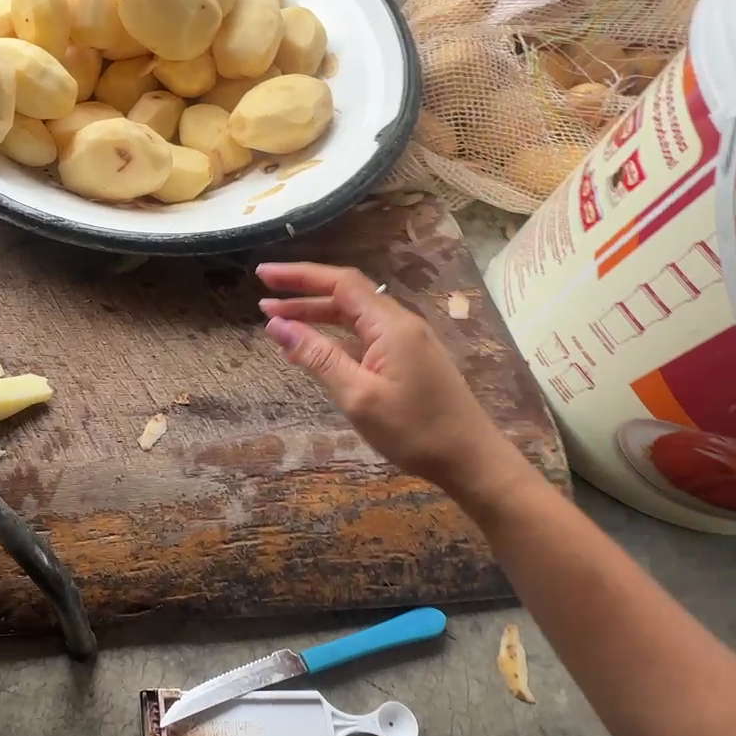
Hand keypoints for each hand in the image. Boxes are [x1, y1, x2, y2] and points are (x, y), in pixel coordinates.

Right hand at [257, 262, 524, 499]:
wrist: (472, 461)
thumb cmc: (415, 431)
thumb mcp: (357, 396)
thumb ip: (316, 356)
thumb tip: (276, 326)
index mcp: (391, 325)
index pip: (340, 283)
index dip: (299, 275)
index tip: (263, 274)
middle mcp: (400, 324)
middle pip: (345, 295)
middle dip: (302, 294)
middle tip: (262, 298)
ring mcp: (406, 342)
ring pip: (353, 317)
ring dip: (315, 316)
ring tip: (277, 324)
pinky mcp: (407, 360)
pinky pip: (362, 336)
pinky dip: (332, 337)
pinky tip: (310, 350)